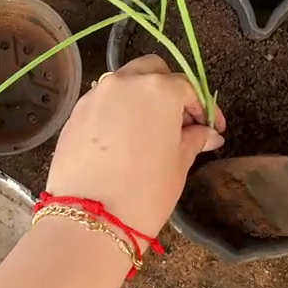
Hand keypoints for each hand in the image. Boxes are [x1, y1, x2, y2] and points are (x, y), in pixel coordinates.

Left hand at [45, 55, 224, 236]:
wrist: (91, 217)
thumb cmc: (144, 192)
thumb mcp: (178, 164)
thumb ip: (193, 139)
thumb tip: (208, 134)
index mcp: (158, 89)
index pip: (188, 87)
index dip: (204, 108)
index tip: (211, 129)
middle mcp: (125, 82)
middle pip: (152, 71)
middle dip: (170, 89)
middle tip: (181, 119)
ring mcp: (96, 94)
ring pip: (124, 82)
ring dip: (141, 97)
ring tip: (152, 130)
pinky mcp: (76, 112)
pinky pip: (103, 101)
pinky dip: (118, 110)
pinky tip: (124, 138)